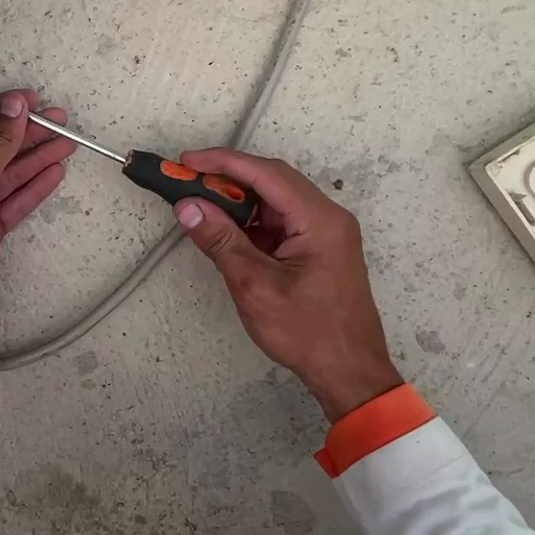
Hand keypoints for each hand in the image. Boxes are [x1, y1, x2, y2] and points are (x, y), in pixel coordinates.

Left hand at [0, 90, 78, 332]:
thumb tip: (13, 107)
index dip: (5, 111)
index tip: (32, 101)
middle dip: (27, 134)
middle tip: (57, 121)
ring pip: (9, 173)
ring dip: (36, 158)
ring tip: (65, 143)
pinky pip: (14, 199)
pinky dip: (34, 186)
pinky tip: (52, 171)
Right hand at [171, 150, 402, 421]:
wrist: (349, 372)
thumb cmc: (306, 332)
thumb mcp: (254, 286)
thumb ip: (220, 241)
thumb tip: (187, 207)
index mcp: (319, 220)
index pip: (266, 174)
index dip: (223, 163)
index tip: (186, 161)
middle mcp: (326, 218)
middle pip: (271, 180)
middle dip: (226, 177)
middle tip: (185, 180)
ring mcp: (322, 233)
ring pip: (273, 200)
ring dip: (235, 199)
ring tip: (197, 203)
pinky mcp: (315, 249)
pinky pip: (277, 221)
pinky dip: (247, 220)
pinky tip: (222, 228)